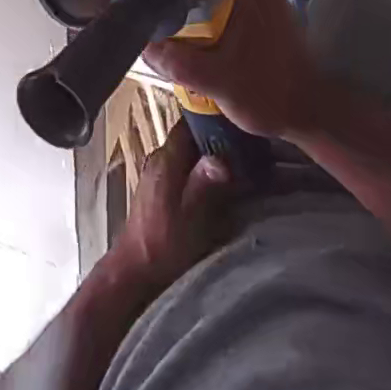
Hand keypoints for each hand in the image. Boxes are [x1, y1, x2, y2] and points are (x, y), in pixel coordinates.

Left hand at [104, 124, 233, 291]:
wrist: (137, 270)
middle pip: (192, 136)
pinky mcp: (160, 187)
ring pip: (189, 152)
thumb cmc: (165, 245)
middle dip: (219, 137)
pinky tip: (224, 182)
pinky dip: (203, 168)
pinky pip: (185, 166)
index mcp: (165, 161)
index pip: (190, 124)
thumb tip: (222, 157)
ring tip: (244, 161)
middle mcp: (159, 160)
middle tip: (252, 145)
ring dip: (212, 154)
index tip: (243, 123)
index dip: (215, 119)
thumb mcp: (191, 217)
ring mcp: (158, 172)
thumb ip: (204, 185)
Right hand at [143, 0, 322, 139]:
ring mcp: (272, 6)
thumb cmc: (266, 93)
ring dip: (206, 9)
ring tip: (183, 28)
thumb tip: (144, 45)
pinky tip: (212, 42)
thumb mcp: (213, 82)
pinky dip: (224, 21)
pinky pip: (241, 10)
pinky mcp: (278, 23)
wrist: (313, 114)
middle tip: (165, 12)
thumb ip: (177, 63)